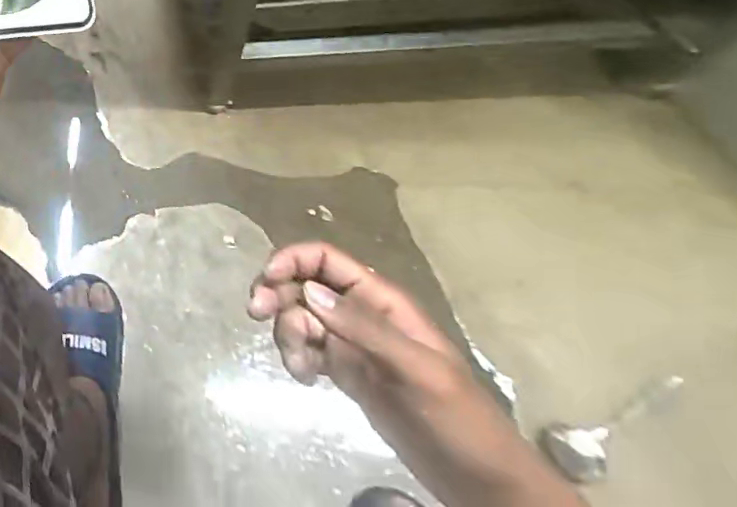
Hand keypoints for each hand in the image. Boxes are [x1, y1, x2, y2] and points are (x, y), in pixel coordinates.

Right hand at [249, 243, 581, 506]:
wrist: (481, 478)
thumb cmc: (458, 417)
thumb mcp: (416, 369)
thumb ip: (364, 329)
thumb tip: (308, 291)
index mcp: (379, 299)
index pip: (325, 259)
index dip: (292, 259)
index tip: (267, 279)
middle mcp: (360, 313)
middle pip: (304, 284)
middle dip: (277, 293)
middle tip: (256, 315)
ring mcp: (351, 343)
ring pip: (300, 317)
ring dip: (286, 332)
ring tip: (299, 366)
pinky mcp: (346, 372)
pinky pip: (306, 350)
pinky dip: (296, 358)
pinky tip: (305, 379)